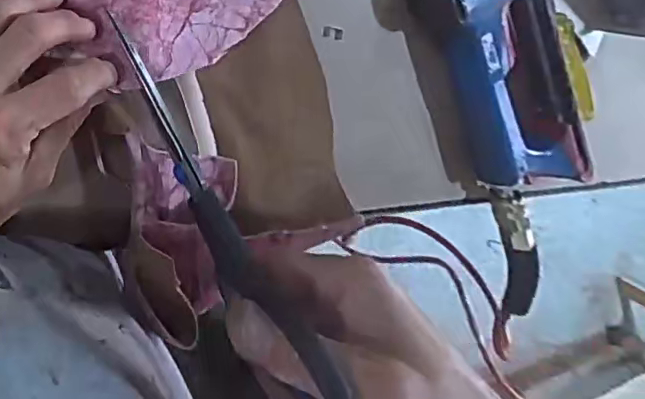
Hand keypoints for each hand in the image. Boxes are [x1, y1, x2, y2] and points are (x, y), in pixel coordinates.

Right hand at [228, 251, 498, 398]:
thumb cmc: (427, 398)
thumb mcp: (366, 379)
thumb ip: (300, 350)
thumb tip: (234, 313)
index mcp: (350, 277)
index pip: (277, 259)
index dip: (243, 279)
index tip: (217, 313)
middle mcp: (343, 291)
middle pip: (275, 301)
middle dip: (265, 342)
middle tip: (275, 383)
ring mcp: (346, 324)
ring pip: (284, 335)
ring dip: (279, 369)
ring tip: (296, 395)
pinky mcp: (349, 352)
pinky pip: (304, 357)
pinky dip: (295, 380)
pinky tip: (304, 396)